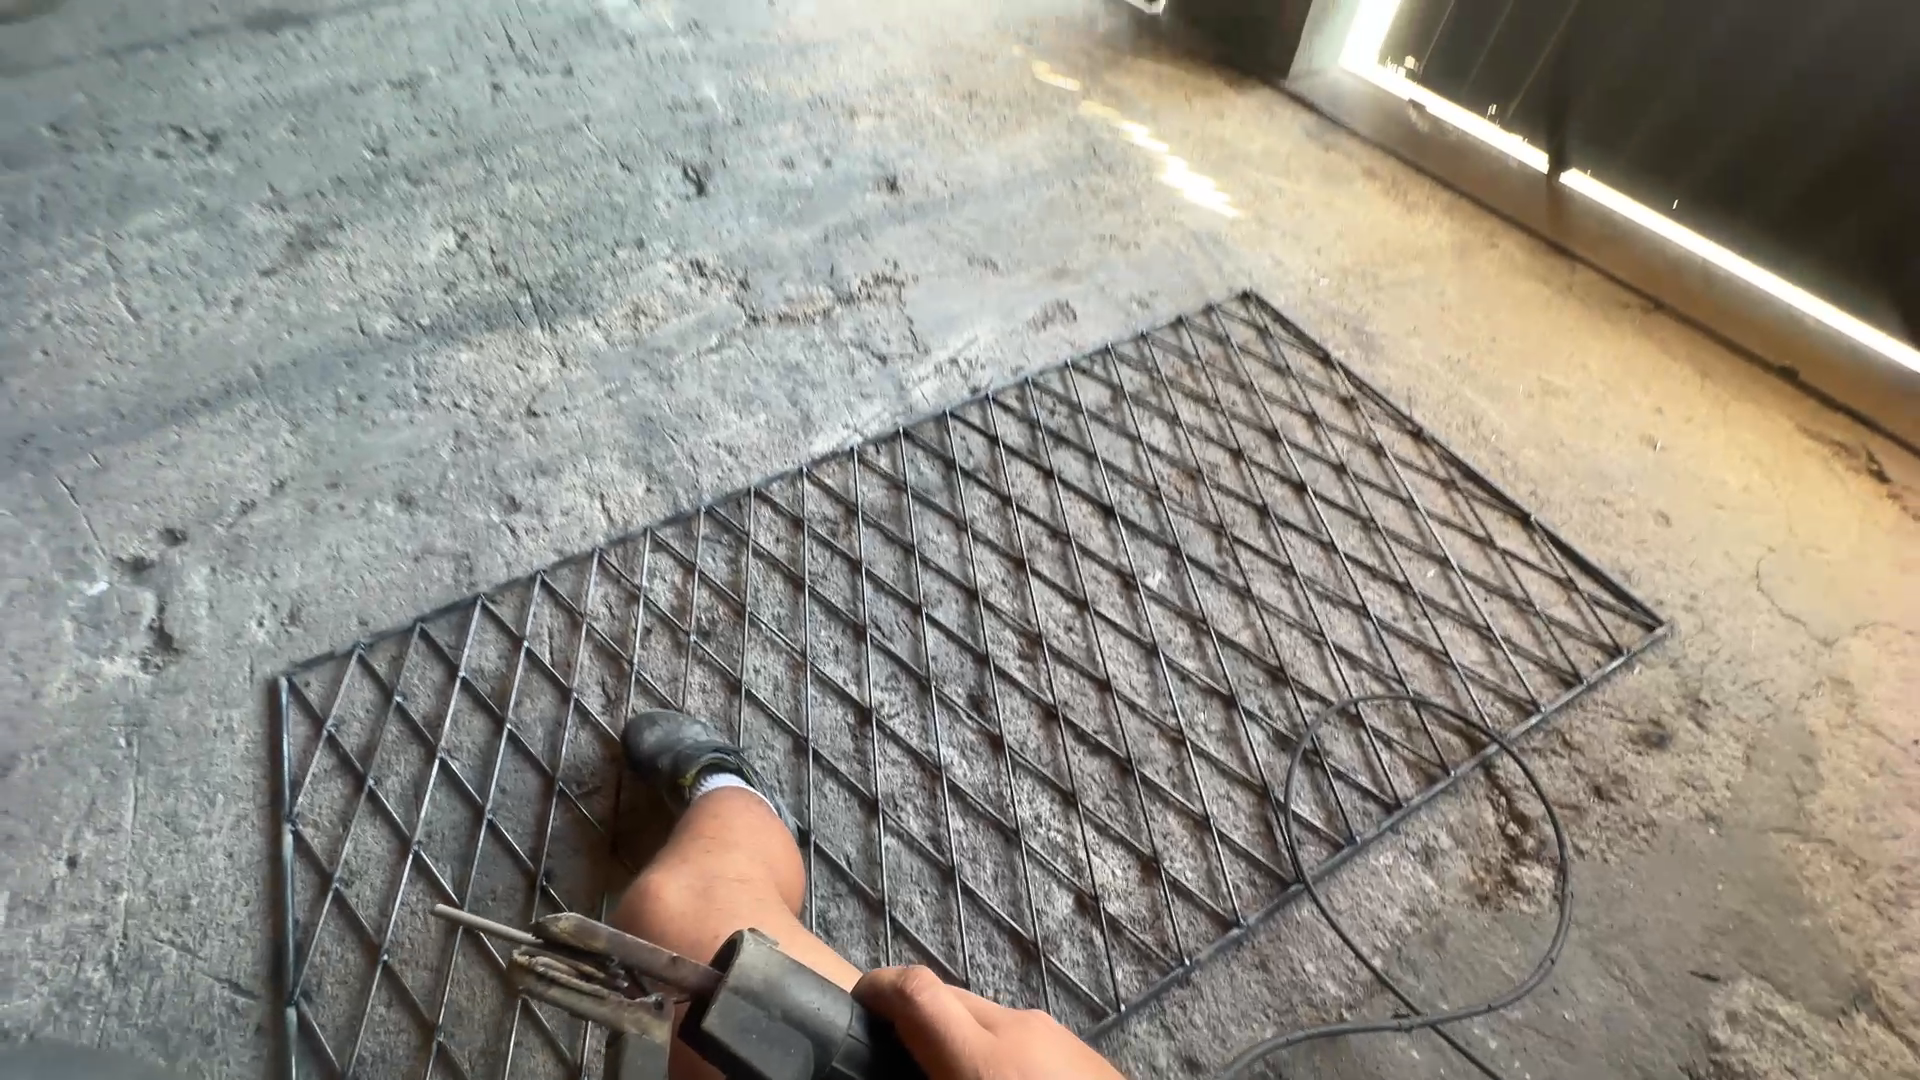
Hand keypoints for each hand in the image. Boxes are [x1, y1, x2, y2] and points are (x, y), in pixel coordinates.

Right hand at [854, 966, 1126, 1079]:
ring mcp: (1056, 1033)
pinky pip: (1023, 1039)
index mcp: (982, 1061)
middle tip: (899, 1062)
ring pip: (987, 1019)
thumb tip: (923, 1061)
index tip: (855, 1003)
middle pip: (948, 998)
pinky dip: (999, 1057)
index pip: (916, 991)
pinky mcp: (1083, 1048)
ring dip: (959, 1042)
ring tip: (953, 1079)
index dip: (878, 987)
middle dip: (915, 1021)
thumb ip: (935, 1073)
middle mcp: (1018, 1029)